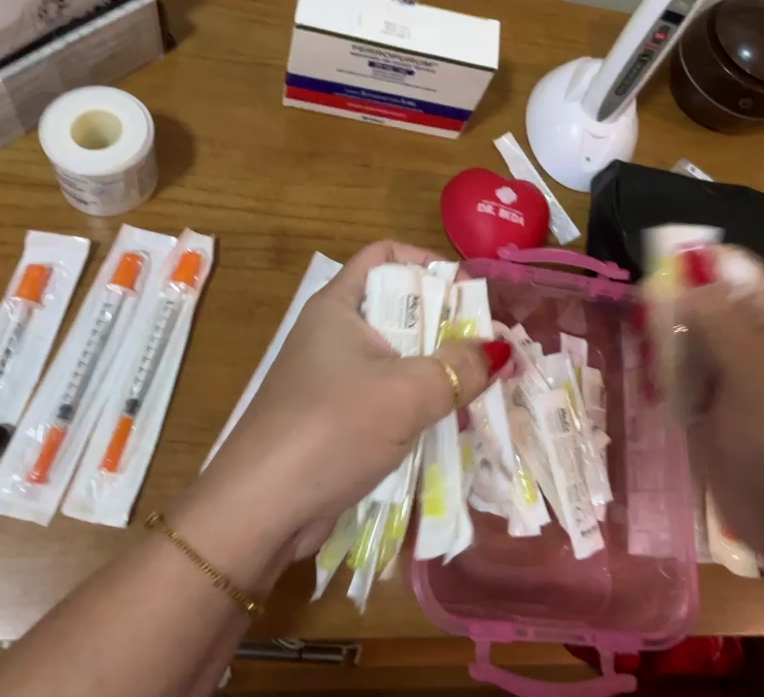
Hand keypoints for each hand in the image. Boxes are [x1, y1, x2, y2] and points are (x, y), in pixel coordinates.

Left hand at [186, 241, 510, 569]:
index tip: (469, 290)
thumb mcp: (406, 393)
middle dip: (446, 325)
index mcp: (338, 306)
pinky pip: (387, 400)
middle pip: (398, 310)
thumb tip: (502, 350)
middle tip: (490, 347)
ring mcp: (332, 380)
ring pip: (397, 360)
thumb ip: (460, 368)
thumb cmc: (332, 428)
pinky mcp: (335, 421)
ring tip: (483, 389)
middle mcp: (333, 334)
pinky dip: (418, 408)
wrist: (261, 509)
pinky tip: (451, 427)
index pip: (384, 255)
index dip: (428, 261)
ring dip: (438, 373)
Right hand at [662, 244, 763, 558]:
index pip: (736, 273)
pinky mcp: (706, 417)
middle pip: (704, 304)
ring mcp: (728, 383)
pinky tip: (647, 377)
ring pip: (685, 342)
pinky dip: (661, 376)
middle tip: (639, 305)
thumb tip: (684, 276)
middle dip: (672, 300)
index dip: (700, 260)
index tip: (656, 259)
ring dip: (663, 339)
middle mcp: (751, 347)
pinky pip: (677, 382)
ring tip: (640, 339)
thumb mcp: (757, 373)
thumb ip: (719, 321)